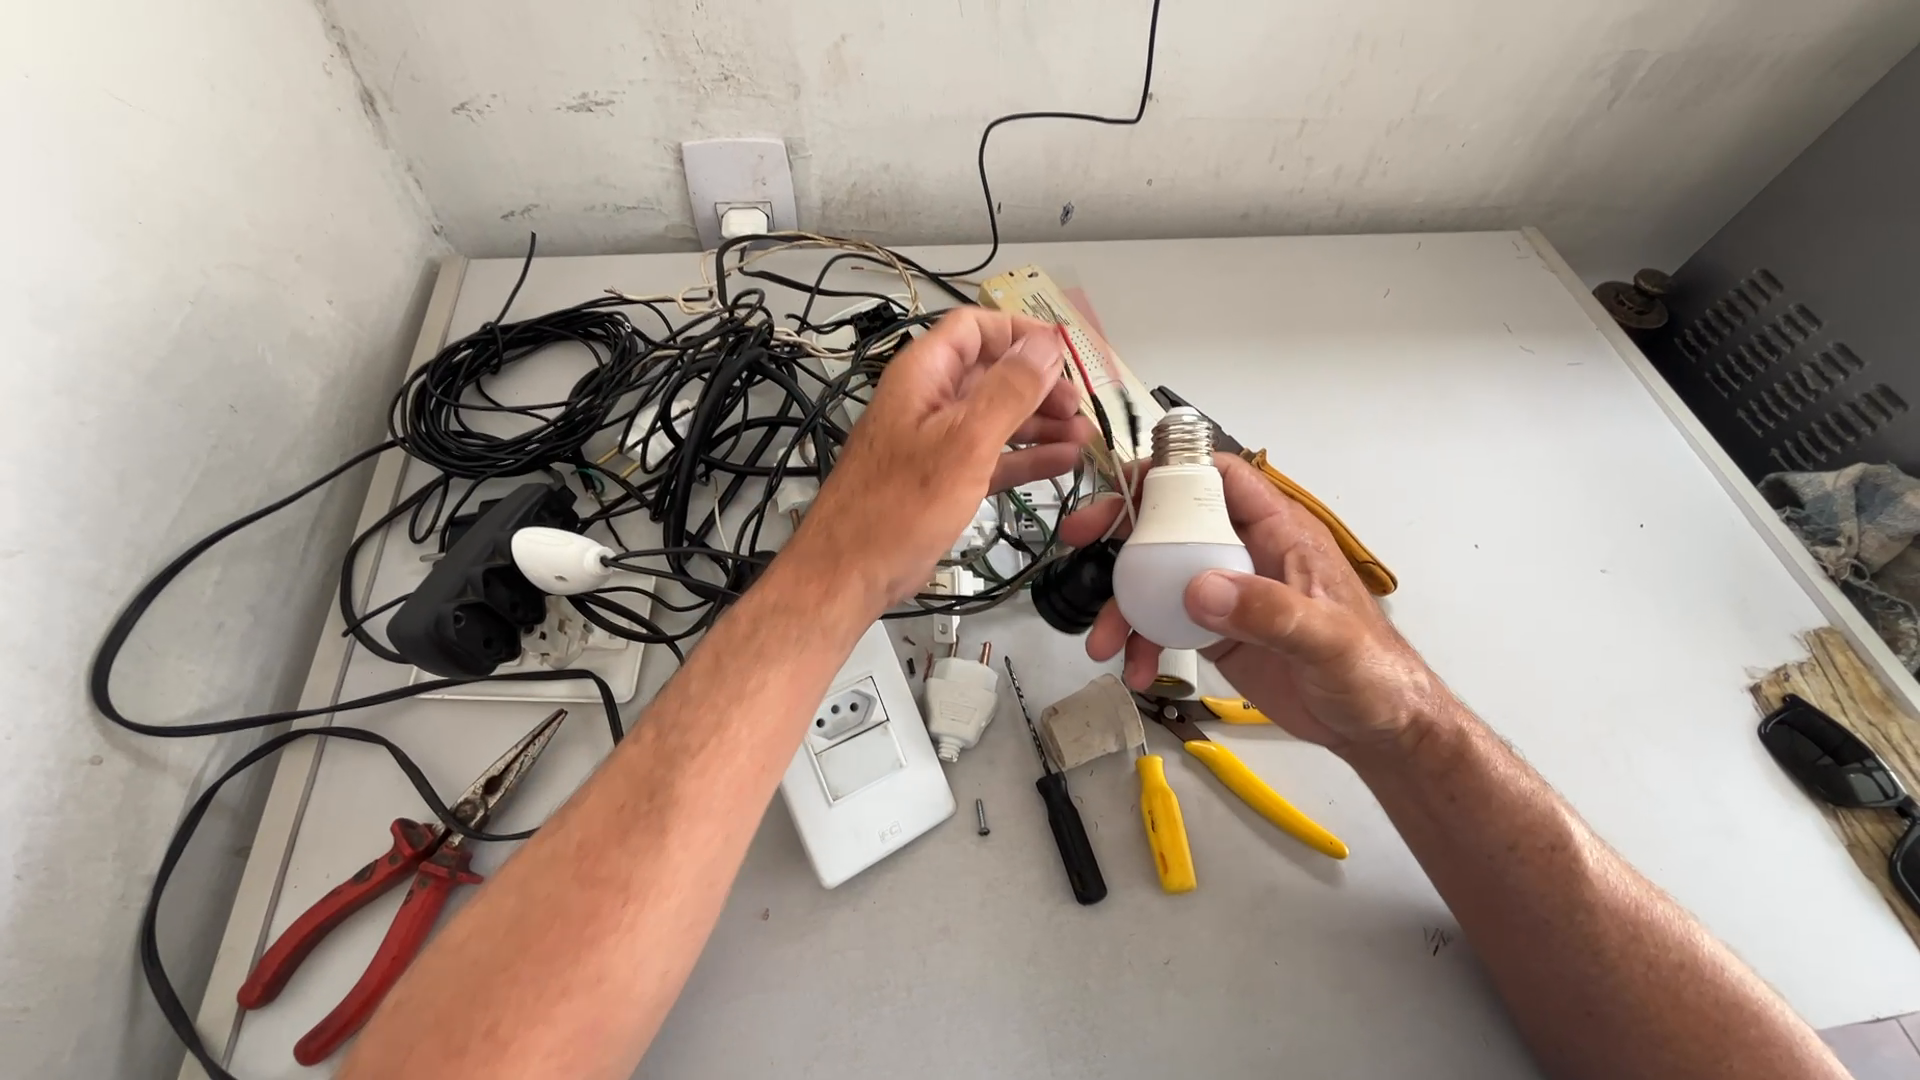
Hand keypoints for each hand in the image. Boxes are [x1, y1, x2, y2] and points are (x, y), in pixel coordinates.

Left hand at [793, 308, 1094, 607]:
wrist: (853, 569)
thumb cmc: (901, 503)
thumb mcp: (965, 440)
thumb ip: (1008, 390)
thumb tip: (1046, 345)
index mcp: (925, 375)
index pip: (974, 329)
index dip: (1019, 333)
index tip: (1063, 353)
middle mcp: (931, 400)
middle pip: (993, 374)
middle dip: (1039, 385)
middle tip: (1078, 406)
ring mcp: (939, 442)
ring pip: (997, 418)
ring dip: (1040, 423)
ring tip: (1083, 436)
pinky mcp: (946, 479)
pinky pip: (993, 456)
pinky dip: (1026, 457)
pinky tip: (1062, 462)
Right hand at [1059, 454, 1449, 752]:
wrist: (1373, 729)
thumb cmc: (1371, 673)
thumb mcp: (1327, 640)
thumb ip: (1270, 611)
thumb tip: (1198, 589)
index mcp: (1277, 533)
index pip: (1219, 478)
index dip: (1169, 471)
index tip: (1122, 487)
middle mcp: (1242, 552)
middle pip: (1170, 523)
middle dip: (1119, 530)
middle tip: (1077, 540)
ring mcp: (1224, 592)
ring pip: (1155, 577)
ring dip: (1121, 604)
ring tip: (1101, 643)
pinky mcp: (1212, 630)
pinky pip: (1162, 623)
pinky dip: (1142, 643)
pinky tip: (1137, 671)